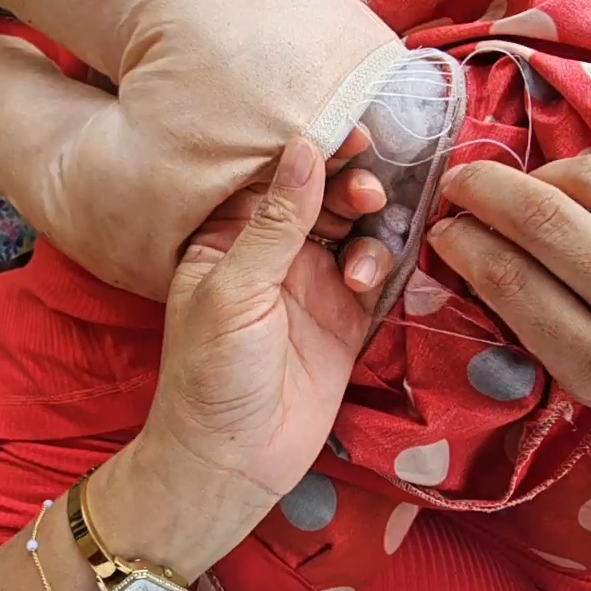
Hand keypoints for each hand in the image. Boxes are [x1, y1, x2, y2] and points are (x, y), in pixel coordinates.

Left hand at [143, 137, 373, 503]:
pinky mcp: (344, 317)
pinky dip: (379, 263)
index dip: (310, 150)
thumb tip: (302, 147)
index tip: (350, 132)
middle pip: (320, 195)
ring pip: (352, 228)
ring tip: (365, 236)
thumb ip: (275, 223)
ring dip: (367, 222)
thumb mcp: (236, 291)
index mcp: (229, 238)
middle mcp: (272, 253)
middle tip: (365, 188)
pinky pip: (373, 271)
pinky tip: (367, 280)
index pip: (272, 176)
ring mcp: (311, 284)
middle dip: (347, 182)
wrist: (234, 458)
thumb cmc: (211, 373)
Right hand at [426, 150, 590, 473]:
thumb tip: (469, 238)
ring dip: (539, 174)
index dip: (462, 242)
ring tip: (524, 189)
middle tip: (458, 182)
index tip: (442, 229)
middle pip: (543, 216)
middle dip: (484, 187)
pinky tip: (586, 202)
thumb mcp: (573, 375)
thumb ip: (524, 309)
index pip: (509, 277)